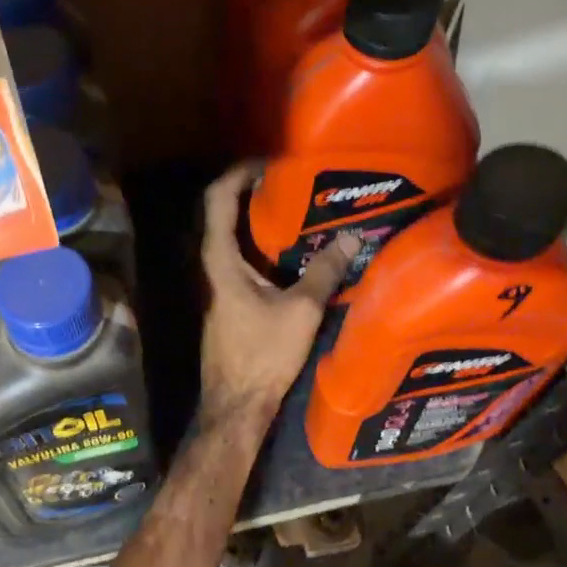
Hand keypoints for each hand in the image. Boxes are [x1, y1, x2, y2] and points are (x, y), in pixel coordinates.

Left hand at [199, 163, 354, 431]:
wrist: (237, 404)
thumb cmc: (262, 356)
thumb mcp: (301, 310)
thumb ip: (325, 271)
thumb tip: (353, 238)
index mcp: (221, 261)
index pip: (219, 198)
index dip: (241, 172)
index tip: (272, 162)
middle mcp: (213, 268)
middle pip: (226, 216)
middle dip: (257, 193)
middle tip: (296, 182)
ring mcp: (219, 288)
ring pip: (237, 242)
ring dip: (263, 223)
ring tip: (303, 209)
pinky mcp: (230, 304)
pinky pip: (245, 263)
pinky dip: (266, 249)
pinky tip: (297, 252)